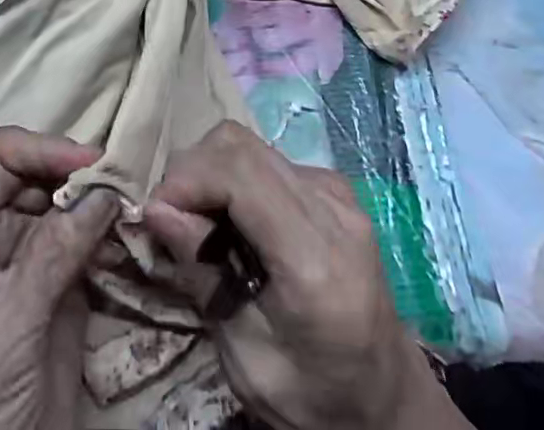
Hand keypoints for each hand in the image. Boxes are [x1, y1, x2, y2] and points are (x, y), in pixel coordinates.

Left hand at [0, 126, 120, 429]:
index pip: (1, 159)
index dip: (45, 150)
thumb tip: (105, 193)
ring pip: (64, 204)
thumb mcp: (8, 319)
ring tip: (135, 199)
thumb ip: (53, 253)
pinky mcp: (60, 282)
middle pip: (36, 174)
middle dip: (77, 172)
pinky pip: (85, 240)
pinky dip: (109, 231)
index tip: (93, 162)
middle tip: (125, 180)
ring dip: (98, 199)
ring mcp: (28, 255)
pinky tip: (132, 229)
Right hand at [144, 122, 470, 429]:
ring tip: (198, 221)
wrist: (388, 400)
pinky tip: (231, 221)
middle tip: (171, 220)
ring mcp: (336, 192)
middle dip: (189, 172)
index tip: (154, 217)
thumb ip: (204, 278)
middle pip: (237, 145)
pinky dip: (230, 177)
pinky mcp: (332, 188)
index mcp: (316, 259)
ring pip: (246, 144)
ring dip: (207, 172)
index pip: (239, 173)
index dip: (185, 181)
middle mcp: (332, 209)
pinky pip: (263, 158)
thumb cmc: (315, 395)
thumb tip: (155, 210)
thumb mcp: (248, 361)